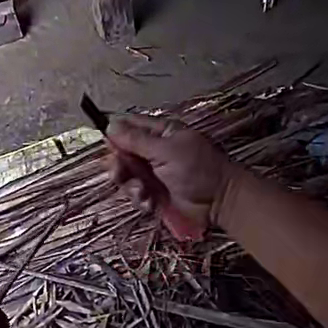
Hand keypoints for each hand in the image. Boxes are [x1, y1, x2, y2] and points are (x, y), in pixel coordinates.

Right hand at [105, 114, 236, 233]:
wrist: (219, 201)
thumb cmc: (196, 168)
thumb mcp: (165, 151)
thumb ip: (136, 140)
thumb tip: (110, 124)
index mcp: (159, 133)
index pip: (129, 126)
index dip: (115, 133)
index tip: (107, 144)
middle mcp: (153, 151)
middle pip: (122, 153)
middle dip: (118, 165)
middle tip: (119, 174)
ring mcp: (153, 173)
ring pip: (126, 175)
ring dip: (130, 185)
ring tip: (142, 193)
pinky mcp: (154, 193)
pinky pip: (136, 193)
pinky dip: (140, 199)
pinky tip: (150, 203)